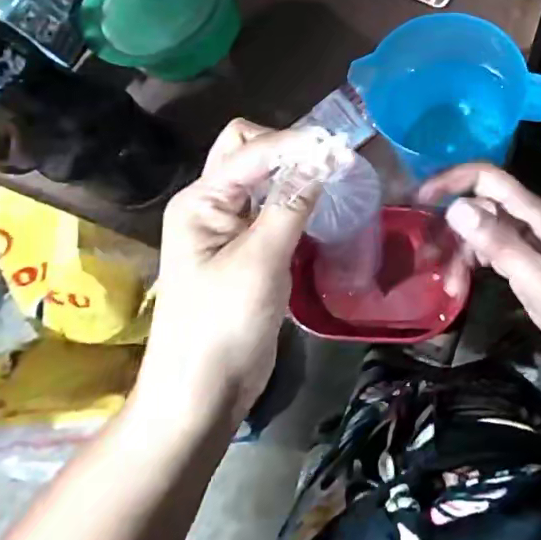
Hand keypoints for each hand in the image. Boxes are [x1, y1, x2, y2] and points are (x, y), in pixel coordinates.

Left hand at [140, 120, 324, 424]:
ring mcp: (225, 228)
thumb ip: (290, 205)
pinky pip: (269, 208)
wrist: (200, 395)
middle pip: (247, 152)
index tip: (340, 148)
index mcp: (200, 200)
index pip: (249, 150)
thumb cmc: (222, 328)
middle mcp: (209, 204)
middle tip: (329, 161)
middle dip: (287, 148)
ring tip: (333, 176)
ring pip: (261, 179)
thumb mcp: (260, 263)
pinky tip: (320, 206)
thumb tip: (322, 157)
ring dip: (293, 172)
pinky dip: (294, 200)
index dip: (294, 144)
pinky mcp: (244, 250)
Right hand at [416, 163, 540, 371]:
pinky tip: (459, 285)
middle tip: (428, 255)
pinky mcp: (523, 261)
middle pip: (477, 204)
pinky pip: (486, 250)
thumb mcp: (538, 279)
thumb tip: (455, 207)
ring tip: (447, 282)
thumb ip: (499, 243)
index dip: (451, 180)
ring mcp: (525, 241)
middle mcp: (527, 221)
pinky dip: (469, 263)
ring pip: (478, 229)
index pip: (487, 178)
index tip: (420, 199)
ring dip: (457, 250)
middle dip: (449, 225)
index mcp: (534, 216)